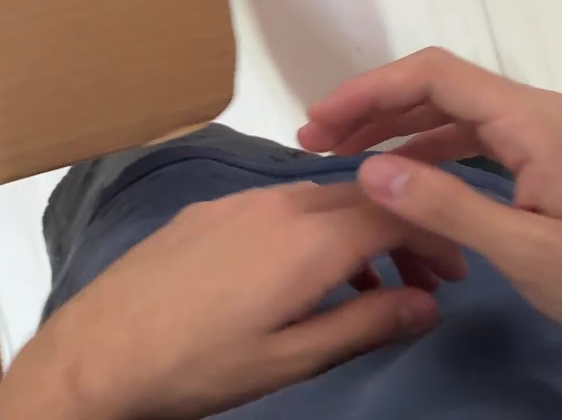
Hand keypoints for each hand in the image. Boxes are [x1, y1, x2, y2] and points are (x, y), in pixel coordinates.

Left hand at [0, 182, 468, 419]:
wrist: (103, 344)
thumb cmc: (203, 362)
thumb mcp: (292, 358)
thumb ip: (365, 323)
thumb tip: (429, 303)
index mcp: (305, 238)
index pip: (390, 213)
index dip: (432, 234)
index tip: (458, 272)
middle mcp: (276, 202)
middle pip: (358, 199)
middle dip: (401, 232)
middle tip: (426, 283)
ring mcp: (239, 199)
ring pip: (318, 201)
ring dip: (356, 232)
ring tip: (368, 284)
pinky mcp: (210, 207)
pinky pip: (278, 204)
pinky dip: (312, 229)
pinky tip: (300, 271)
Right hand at [298, 48, 561, 419]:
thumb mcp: (527, 252)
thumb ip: (445, 206)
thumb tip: (368, 169)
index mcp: (532, 119)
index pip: (433, 76)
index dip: (370, 90)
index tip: (323, 119)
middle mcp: (532, 111)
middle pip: (435, 86)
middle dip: (372, 107)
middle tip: (318, 139)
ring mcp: (538, 133)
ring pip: (448, 111)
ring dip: (393, 128)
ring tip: (342, 153)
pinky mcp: (540, 158)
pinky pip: (468, 139)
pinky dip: (425, 151)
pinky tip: (397, 174)